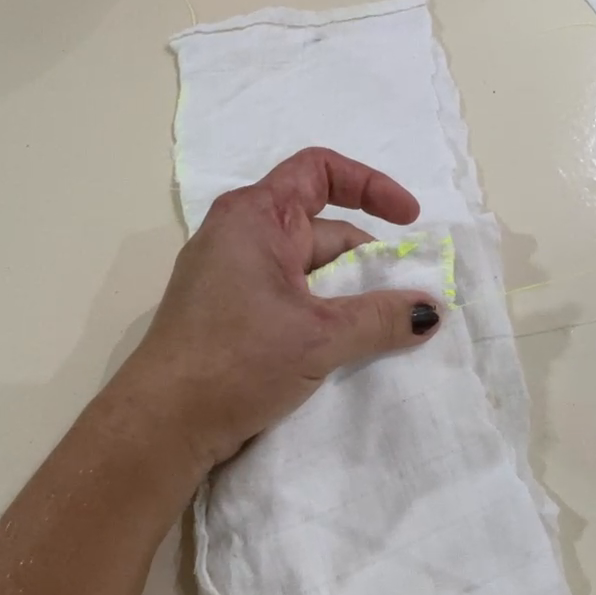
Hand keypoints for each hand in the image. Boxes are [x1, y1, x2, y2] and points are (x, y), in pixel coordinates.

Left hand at [111, 147, 442, 470]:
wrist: (164, 423)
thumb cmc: (236, 360)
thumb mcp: (319, 336)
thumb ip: (381, 318)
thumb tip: (431, 311)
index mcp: (255, 217)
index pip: (320, 171)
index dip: (371, 185)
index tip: (410, 221)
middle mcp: (240, 237)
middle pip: (321, 229)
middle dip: (367, 260)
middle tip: (405, 301)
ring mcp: (232, 279)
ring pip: (307, 271)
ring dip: (347, 294)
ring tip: (385, 329)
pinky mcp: (231, 317)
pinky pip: (290, 300)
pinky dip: (323, 314)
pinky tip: (347, 346)